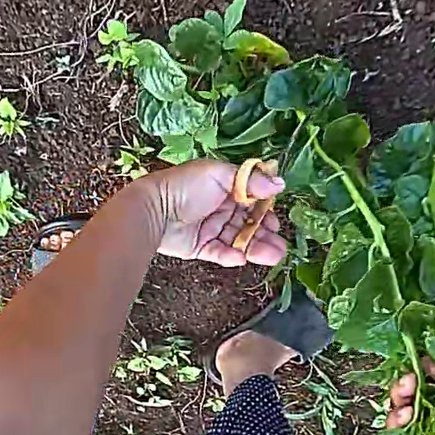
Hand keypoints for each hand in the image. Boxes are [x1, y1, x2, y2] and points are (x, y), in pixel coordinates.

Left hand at [131, 159, 287, 266]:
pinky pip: (220, 253)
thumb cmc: (186, 186)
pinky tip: (241, 258)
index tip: (276, 221)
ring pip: (238, 240)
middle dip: (265, 235)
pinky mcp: (200, 247)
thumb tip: (280, 184)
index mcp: (225, 187)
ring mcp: (210, 228)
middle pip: (248, 224)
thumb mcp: (220, 175)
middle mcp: (219, 208)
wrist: (153, 210)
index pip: (253, 201)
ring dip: (256, 248)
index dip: (265, 212)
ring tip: (273, 257)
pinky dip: (231, 256)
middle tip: (281, 246)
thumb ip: (252, 181)